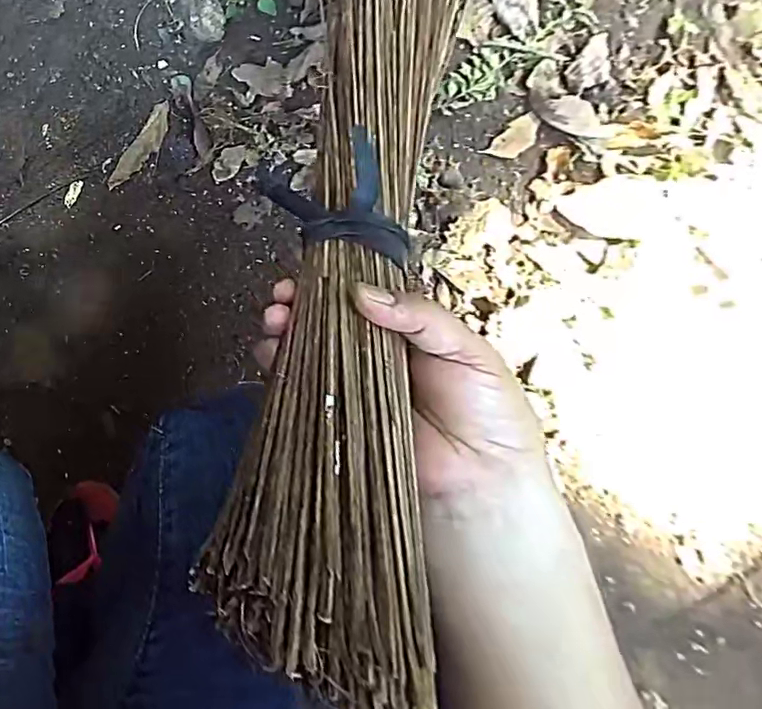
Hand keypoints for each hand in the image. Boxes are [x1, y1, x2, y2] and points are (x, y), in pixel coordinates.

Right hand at [255, 280, 546, 503]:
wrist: (482, 485)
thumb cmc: (488, 416)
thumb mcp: (469, 352)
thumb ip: (421, 316)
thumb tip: (362, 292)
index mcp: (399, 329)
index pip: (355, 296)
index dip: (327, 283)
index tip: (307, 276)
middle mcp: (366, 349)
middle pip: (319, 315)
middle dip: (294, 301)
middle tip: (284, 298)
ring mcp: (345, 379)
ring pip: (301, 343)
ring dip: (282, 327)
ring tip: (276, 322)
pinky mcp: (329, 408)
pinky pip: (295, 380)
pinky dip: (276, 362)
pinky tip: (273, 353)